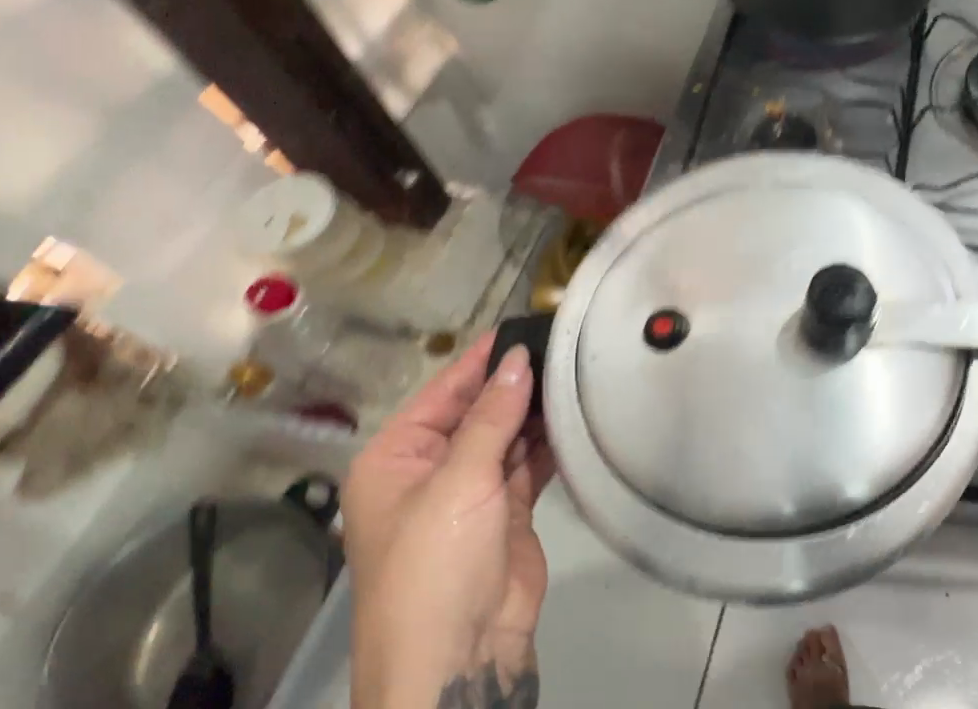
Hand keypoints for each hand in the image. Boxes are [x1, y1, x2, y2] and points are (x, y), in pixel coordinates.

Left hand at [344, 334, 555, 708]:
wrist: (458, 652)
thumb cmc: (435, 563)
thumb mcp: (458, 483)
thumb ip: (492, 418)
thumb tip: (518, 359)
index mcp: (396, 458)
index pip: (445, 393)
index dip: (484, 360)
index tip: (528, 324)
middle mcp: (431, 468)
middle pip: (479, 411)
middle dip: (517, 383)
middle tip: (568, 344)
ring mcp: (472, 491)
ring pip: (508, 435)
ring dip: (538, 410)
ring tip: (581, 369)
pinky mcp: (508, 510)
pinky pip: (530, 463)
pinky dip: (551, 442)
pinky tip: (578, 414)